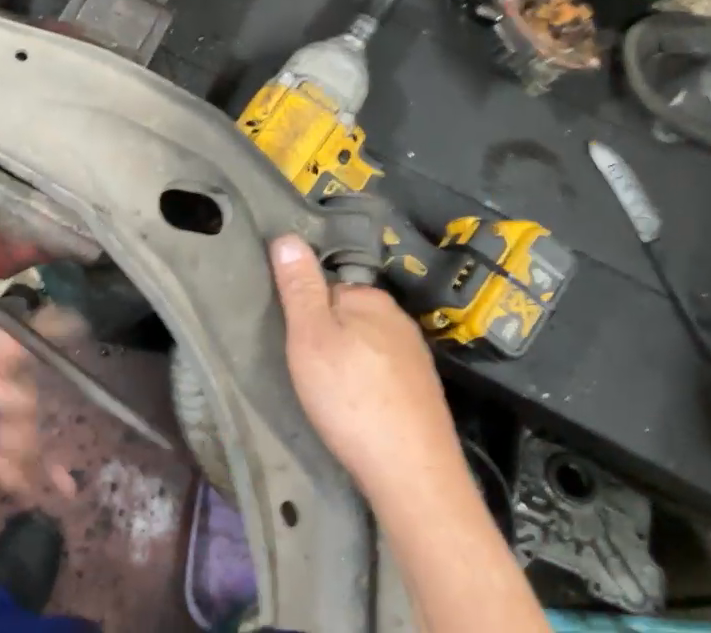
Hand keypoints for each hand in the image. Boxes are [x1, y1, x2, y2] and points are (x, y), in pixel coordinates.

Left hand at [0, 328, 63, 535]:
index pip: (9, 343)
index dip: (41, 333)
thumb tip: (24, 398)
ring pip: (26, 434)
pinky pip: (21, 470)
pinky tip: (55, 487)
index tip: (76, 325)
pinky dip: (37, 477)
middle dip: (16, 417)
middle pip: (25, 395)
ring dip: (13, 452)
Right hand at [269, 234, 455, 487]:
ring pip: (368, 348)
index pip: (329, 288)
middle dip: (329, 335)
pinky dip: (368, 387)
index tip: (292, 337)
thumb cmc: (351, 398)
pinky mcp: (423, 395)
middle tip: (305, 369)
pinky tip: (356, 412)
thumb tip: (287, 235)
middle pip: (350, 317)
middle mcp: (400, 322)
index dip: (306, 310)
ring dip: (349, 362)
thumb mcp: (310, 337)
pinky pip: (384, 376)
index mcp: (372, 300)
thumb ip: (300, 288)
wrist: (412, 474)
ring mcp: (417, 361)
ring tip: (328, 393)